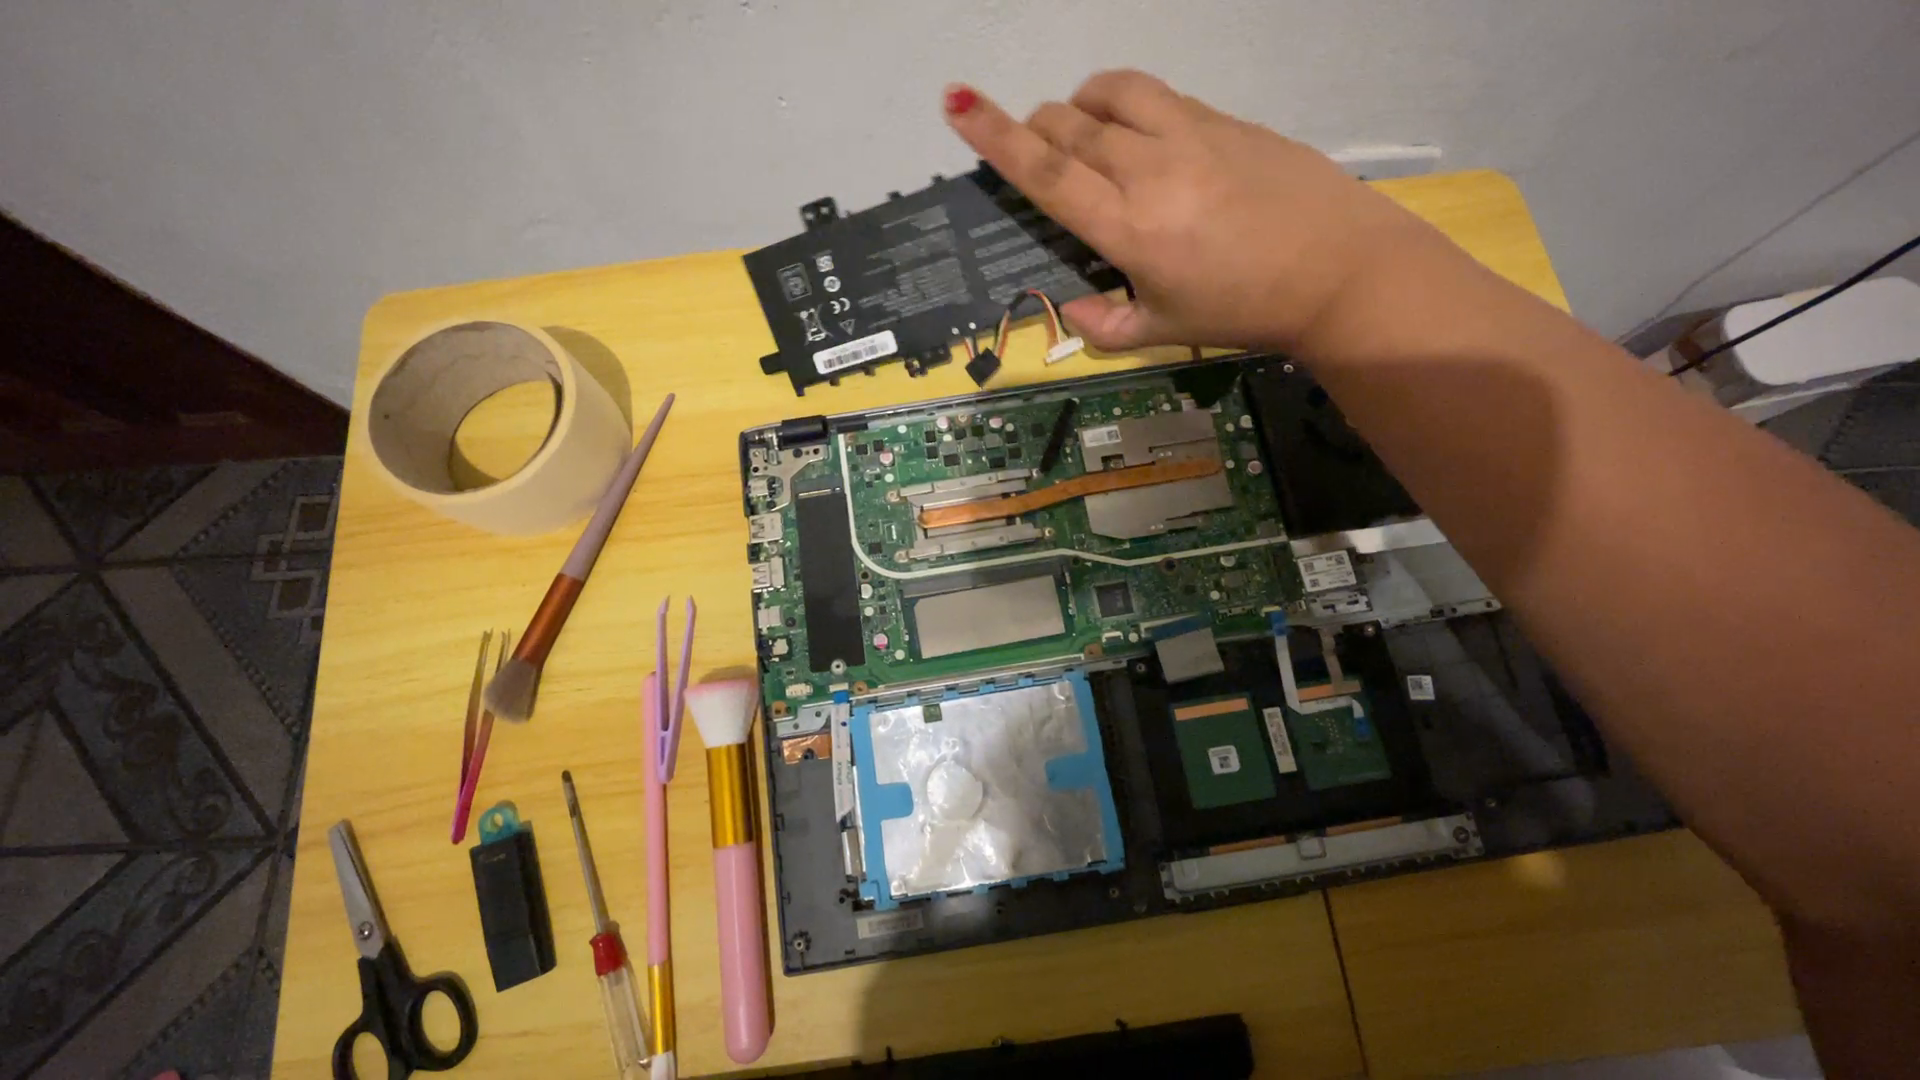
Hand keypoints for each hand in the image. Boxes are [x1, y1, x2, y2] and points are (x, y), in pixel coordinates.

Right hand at [943, 72, 1437, 354]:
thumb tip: (1069, 311)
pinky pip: (1155, 94)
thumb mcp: (1167, 332)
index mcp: (1130, 230)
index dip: (996, 138)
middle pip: (1069, 129)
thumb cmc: (1245, 310)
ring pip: (1109, 96)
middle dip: (1034, 130)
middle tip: (1032, 149)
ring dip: (1077, 106)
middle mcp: (1150, 171)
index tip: (957, 100)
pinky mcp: (1223, 120)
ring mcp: (1190, 136)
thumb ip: (1106, 326)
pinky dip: (1122, 101)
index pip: (1048, 174)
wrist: (1339, 270)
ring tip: (1076, 128)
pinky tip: (1129, 125)